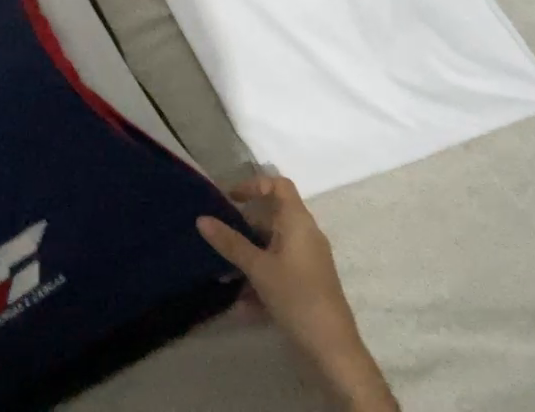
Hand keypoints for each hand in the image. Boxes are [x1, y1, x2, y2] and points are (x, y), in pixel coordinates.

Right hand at [198, 175, 398, 411]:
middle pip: (273, 217)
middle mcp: (306, 235)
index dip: (254, 185)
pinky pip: (279, 268)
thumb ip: (230, 243)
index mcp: (298, 222)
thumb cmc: (296, 297)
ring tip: (223, 274)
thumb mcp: (258, 268)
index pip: (279, 185)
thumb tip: (202, 219)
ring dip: (248, 256)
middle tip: (219, 238)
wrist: (332, 348)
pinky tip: (241, 303)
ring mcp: (308, 260)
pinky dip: (260, 277)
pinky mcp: (307, 282)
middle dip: (244, 226)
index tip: (230, 200)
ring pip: (273, 246)